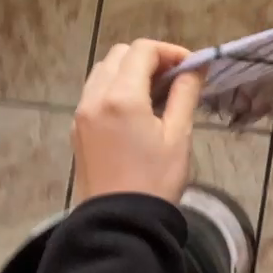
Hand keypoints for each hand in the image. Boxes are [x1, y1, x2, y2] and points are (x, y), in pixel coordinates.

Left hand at [71, 39, 203, 205]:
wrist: (119, 222)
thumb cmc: (155, 179)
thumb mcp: (178, 134)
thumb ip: (185, 94)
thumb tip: (195, 67)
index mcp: (121, 97)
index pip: (143, 51)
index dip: (171, 52)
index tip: (192, 68)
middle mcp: (94, 98)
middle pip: (120, 55)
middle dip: (150, 58)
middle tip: (177, 78)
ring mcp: (81, 113)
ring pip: (104, 71)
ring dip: (131, 71)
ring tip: (158, 92)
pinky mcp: (78, 128)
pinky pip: (95, 92)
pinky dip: (117, 87)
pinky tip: (138, 109)